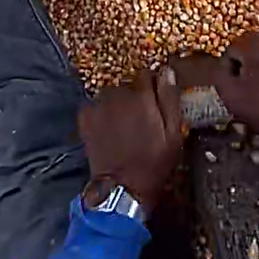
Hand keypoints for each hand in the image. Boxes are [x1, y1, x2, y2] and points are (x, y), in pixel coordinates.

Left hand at [79, 65, 182, 214]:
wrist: (122, 187)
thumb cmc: (154, 161)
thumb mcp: (173, 132)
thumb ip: (169, 98)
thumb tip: (167, 71)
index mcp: (143, 97)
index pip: (147, 74)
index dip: (152, 86)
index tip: (154, 100)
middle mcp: (119, 94)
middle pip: (127, 84)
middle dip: (134, 96)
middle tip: (139, 119)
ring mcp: (99, 104)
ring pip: (110, 94)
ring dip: (116, 103)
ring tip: (122, 125)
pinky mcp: (85, 116)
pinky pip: (94, 105)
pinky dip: (100, 112)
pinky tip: (106, 128)